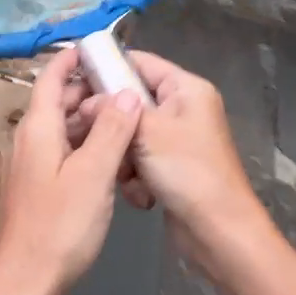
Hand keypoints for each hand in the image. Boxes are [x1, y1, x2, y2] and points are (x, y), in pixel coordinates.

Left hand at [0, 46, 143, 294]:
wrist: (25, 283)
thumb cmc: (60, 225)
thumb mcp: (93, 174)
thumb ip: (111, 131)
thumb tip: (126, 92)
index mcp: (37, 127)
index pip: (52, 78)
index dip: (73, 59)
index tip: (100, 47)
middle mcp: (28, 140)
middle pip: (58, 102)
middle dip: (91, 92)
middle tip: (130, 90)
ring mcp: (30, 166)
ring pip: (63, 130)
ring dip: (92, 122)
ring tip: (129, 124)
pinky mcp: (37, 189)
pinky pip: (63, 154)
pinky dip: (86, 148)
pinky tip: (112, 162)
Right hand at [70, 52, 259, 236]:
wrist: (220, 233)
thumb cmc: (188, 172)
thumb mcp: (148, 132)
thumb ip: (113, 109)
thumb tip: (85, 102)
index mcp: (185, 88)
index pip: (138, 61)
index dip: (106, 68)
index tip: (75, 83)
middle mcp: (183, 108)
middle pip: (131, 101)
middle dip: (113, 123)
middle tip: (91, 136)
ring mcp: (177, 139)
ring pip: (131, 133)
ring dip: (124, 155)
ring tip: (126, 174)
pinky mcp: (172, 167)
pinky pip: (140, 158)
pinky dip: (135, 176)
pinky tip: (140, 194)